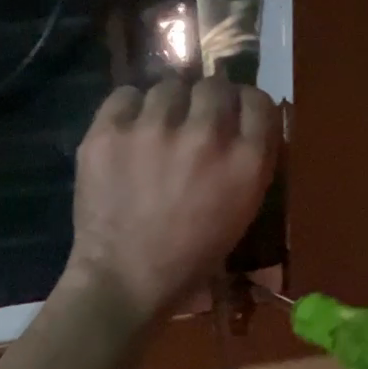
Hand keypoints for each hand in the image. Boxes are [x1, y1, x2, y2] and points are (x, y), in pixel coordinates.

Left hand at [65, 77, 280, 315]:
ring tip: (154, 136)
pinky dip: (128, 112)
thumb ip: (246, 167)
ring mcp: (154, 130)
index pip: (258, 101)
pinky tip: (126, 137)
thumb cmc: (188, 262)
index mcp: (245, 163)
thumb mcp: (238, 217)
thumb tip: (241, 129)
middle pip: (214, 86)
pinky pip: (125, 95)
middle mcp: (205, 136)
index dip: (244, 107)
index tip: (232, 118)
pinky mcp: (110, 131)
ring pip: (168, 87)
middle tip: (191, 127)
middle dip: (205, 104)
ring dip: (166, 107)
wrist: (124, 282)